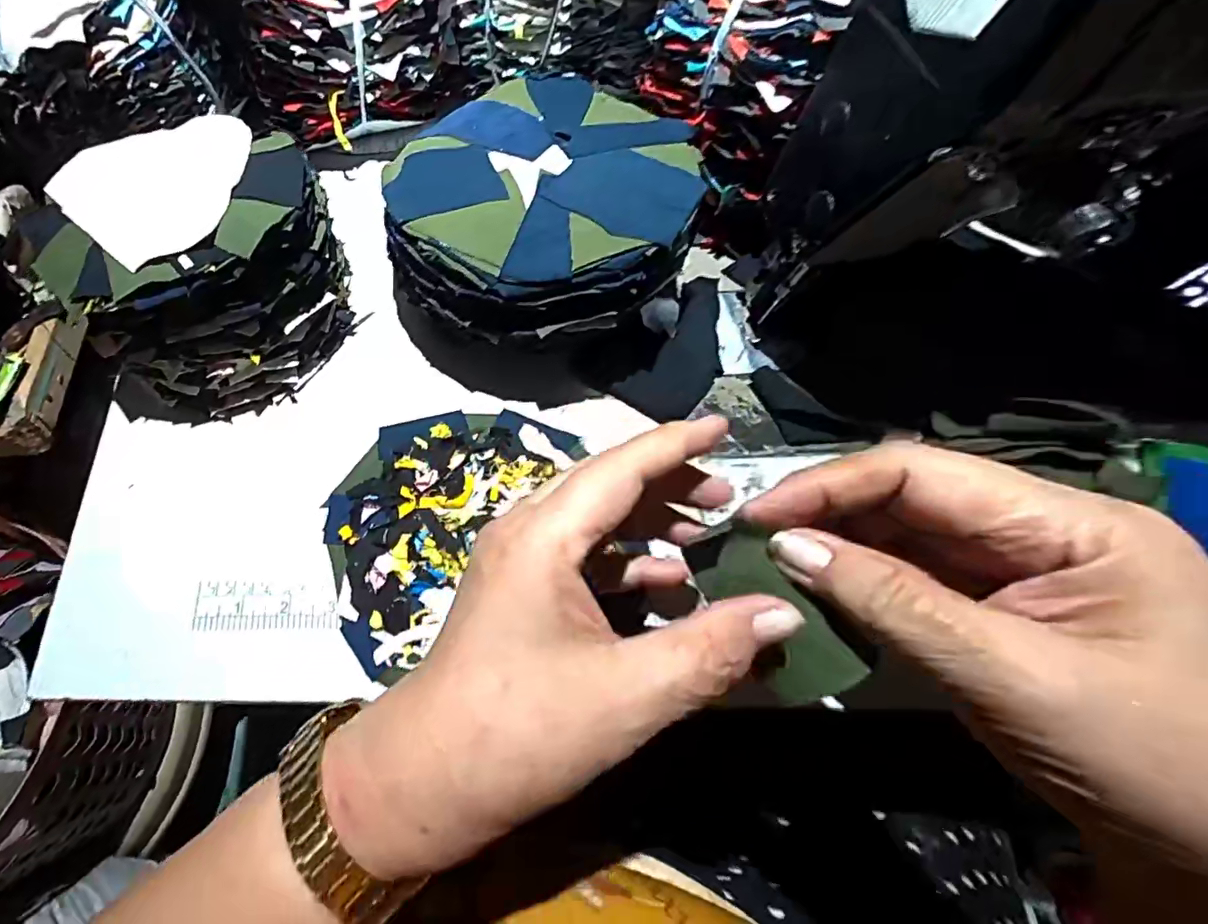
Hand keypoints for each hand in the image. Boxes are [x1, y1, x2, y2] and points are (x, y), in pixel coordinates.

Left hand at [321, 416, 805, 879]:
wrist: (424, 782)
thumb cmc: (518, 733)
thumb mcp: (627, 693)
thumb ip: (710, 649)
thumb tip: (783, 612)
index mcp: (543, 536)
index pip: (621, 467)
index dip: (676, 443)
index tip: (724, 425)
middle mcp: (525, 533)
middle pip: (606, 485)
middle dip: (669, 483)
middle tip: (728, 496)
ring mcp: (517, 562)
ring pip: (594, 520)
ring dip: (648, 522)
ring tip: (705, 534)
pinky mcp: (519, 592)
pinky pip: (582, 556)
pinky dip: (627, 561)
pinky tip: (666, 584)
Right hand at [741, 442, 1207, 923]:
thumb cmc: (1173, 770)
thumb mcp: (1019, 681)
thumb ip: (895, 604)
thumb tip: (789, 545)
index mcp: (1071, 523)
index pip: (924, 472)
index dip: (832, 484)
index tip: (761, 511)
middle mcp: (1045, 536)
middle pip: (915, 502)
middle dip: (832, 513)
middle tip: (754, 535)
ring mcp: (1029, 584)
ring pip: (913, 547)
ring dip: (846, 553)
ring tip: (776, 562)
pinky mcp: (1013, 628)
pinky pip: (926, 592)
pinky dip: (872, 595)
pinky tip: (828, 598)